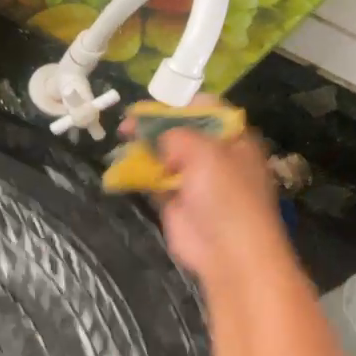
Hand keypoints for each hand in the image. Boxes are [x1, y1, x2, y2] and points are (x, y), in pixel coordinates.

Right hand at [129, 101, 286, 287]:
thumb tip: (156, 134)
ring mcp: (194, 179)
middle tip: (127, 126)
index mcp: (232, 139)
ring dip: (143, 150)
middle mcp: (214, 155)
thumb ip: (177, 134)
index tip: (150, 106)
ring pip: (163, 155)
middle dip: (153, 127)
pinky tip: (122, 168)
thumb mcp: (206, 153)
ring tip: (122, 143)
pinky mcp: (175, 200)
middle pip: (180, 132)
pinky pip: (153, 180)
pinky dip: (138, 174)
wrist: (228, 250)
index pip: (206, 110)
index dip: (178, 105)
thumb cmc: (226, 196)